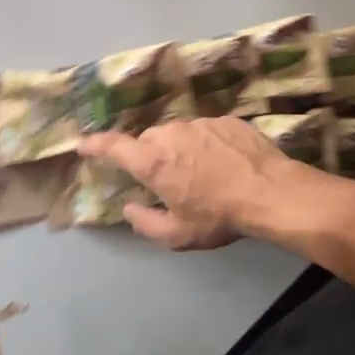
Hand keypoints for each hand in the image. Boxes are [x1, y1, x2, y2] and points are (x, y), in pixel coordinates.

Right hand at [78, 117, 311, 250]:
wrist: (270, 190)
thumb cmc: (219, 216)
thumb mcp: (177, 235)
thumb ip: (145, 223)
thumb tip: (130, 209)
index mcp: (154, 161)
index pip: (115, 146)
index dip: (95, 144)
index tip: (84, 144)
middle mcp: (174, 134)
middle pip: (149, 139)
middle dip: (148, 155)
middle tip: (162, 179)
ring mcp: (201, 123)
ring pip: (178, 133)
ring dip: (179, 149)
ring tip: (197, 173)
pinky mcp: (226, 120)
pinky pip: (205, 130)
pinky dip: (204, 144)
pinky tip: (221, 163)